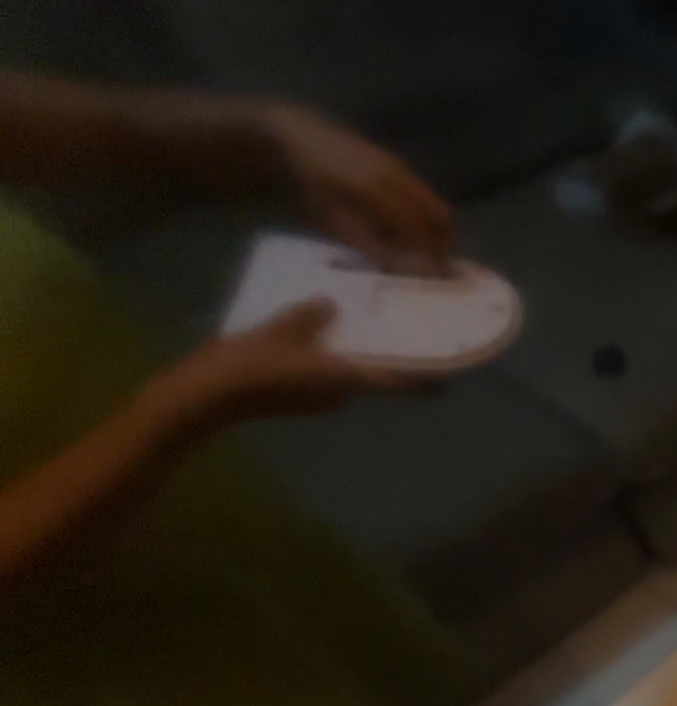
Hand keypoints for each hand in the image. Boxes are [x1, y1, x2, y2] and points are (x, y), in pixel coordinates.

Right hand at [152, 298, 430, 426]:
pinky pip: (328, 376)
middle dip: (391, 359)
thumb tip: (330, 304)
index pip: (399, 383)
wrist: (197, 401)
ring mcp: (321, 399)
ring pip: (352, 375)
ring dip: (359, 356)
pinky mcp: (300, 398)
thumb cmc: (245, 368)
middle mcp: (342, 394)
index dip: (426, 382)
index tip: (450, 380)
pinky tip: (321, 338)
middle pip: (377, 376)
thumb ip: (308, 317)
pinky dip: (333, 359)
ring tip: (363, 328)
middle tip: (404, 336)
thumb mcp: (276, 331)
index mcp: (346, 379)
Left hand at [259, 103, 452, 273]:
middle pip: (438, 214)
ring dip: (440, 228)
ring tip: (433, 246)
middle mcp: (396, 177)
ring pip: (436, 204)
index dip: (431, 251)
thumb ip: (365, 241)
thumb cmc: (310, 182)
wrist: (296, 135)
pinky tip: (416, 225)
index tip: (437, 272)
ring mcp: (400, 168)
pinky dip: (428, 213)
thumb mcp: (330, 216)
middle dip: (445, 240)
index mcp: (377, 191)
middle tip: (442, 261)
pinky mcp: (399, 164)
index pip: (418, 227)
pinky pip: (425, 194)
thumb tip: (396, 266)